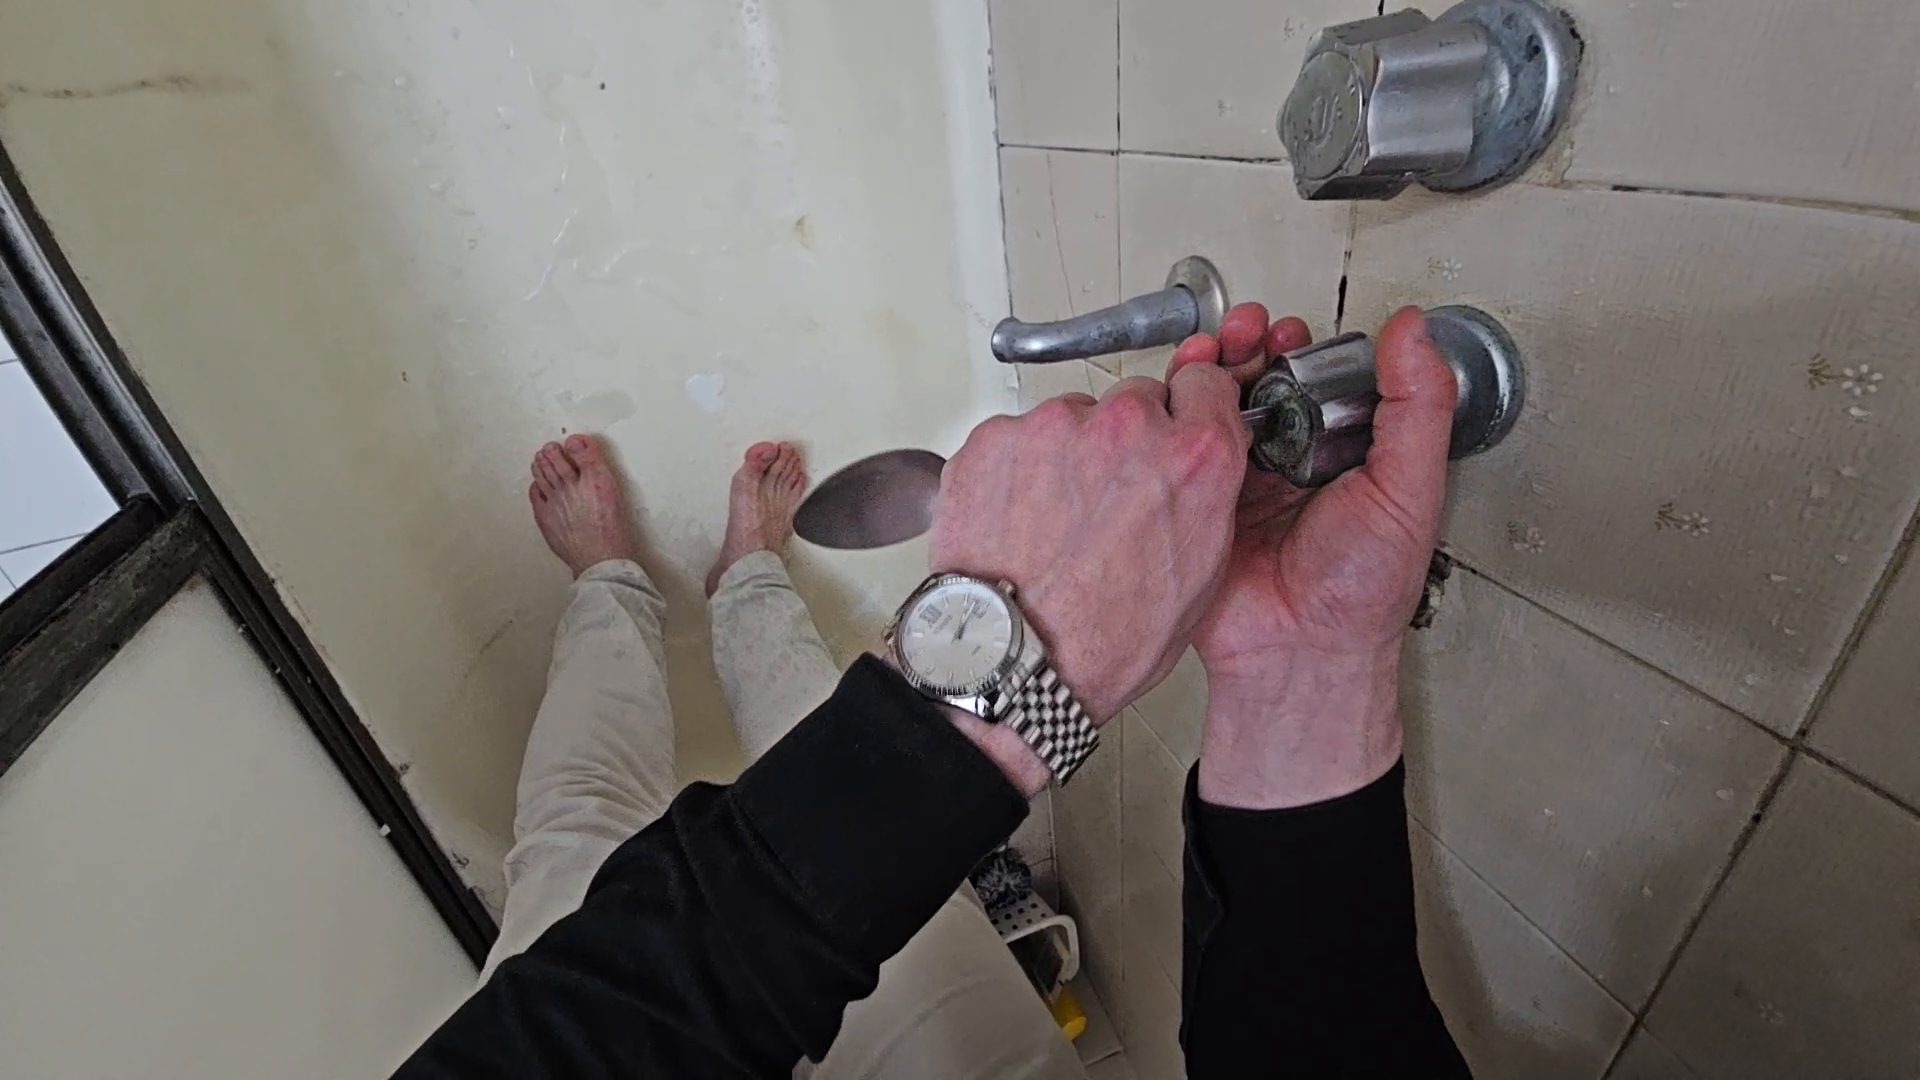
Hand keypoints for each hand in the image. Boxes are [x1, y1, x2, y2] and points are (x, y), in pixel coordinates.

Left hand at [929, 369, 1250, 726]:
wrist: (1014, 663)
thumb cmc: (1103, 641)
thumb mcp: (1199, 576)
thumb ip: (1205, 496)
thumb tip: (1194, 466)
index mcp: (1193, 458)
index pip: (1202, 384)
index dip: (1186, 412)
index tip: (1171, 426)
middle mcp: (1125, 429)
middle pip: (1132, 401)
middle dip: (1124, 440)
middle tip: (1103, 497)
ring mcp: (1053, 429)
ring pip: (1070, 419)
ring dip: (1066, 455)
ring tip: (1052, 521)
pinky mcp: (993, 440)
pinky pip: (1015, 438)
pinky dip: (1015, 468)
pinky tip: (1017, 519)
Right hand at [1167, 304, 1455, 807]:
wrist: (1298, 650)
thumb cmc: (1359, 589)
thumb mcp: (1409, 491)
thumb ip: (1417, 410)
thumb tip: (1415, 333)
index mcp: (1335, 454)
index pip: (1311, 382)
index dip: (1296, 348)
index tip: (1287, 331)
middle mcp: (1282, 463)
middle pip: (1255, 388)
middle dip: (1243, 350)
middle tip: (1240, 333)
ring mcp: (1235, 483)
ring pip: (1215, 413)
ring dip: (1206, 377)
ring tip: (1205, 355)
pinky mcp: (1197, 504)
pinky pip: (1182, 455)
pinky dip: (1176, 423)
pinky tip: (1176, 402)